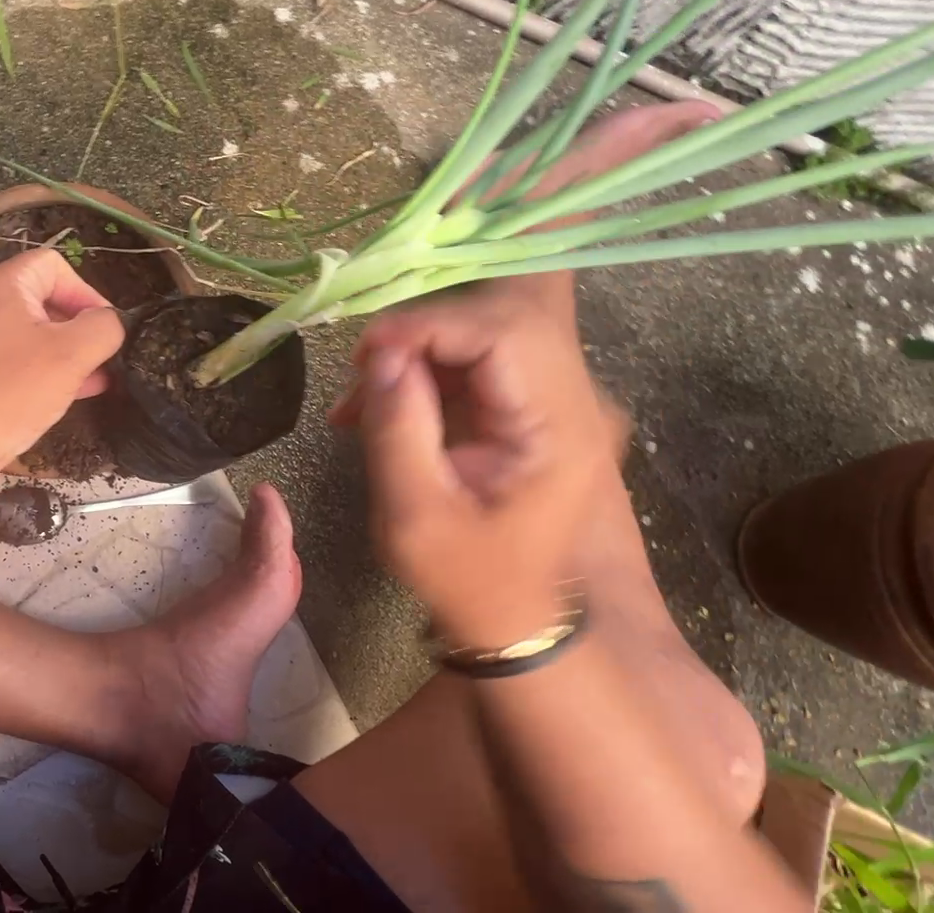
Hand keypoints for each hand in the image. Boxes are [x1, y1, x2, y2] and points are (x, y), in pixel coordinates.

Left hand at [0, 249, 123, 474]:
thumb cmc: (12, 394)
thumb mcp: (71, 356)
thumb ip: (103, 328)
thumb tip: (111, 322)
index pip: (55, 266)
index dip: (87, 293)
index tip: (105, 329)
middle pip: (44, 297)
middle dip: (79, 326)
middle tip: (104, 357)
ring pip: (32, 330)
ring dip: (67, 350)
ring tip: (98, 378)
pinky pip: (15, 354)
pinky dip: (43, 366)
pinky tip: (71, 391)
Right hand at [332, 284, 614, 649]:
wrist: (515, 618)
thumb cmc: (465, 578)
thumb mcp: (413, 515)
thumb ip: (397, 429)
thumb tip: (379, 357)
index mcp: (559, 429)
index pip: (504, 332)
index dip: (428, 325)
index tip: (364, 353)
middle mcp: (573, 399)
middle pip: (503, 315)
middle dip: (421, 328)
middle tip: (363, 366)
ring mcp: (555, 397)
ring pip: (483, 328)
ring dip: (414, 350)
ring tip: (360, 399)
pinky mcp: (528, 402)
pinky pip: (472, 357)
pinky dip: (420, 370)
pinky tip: (376, 406)